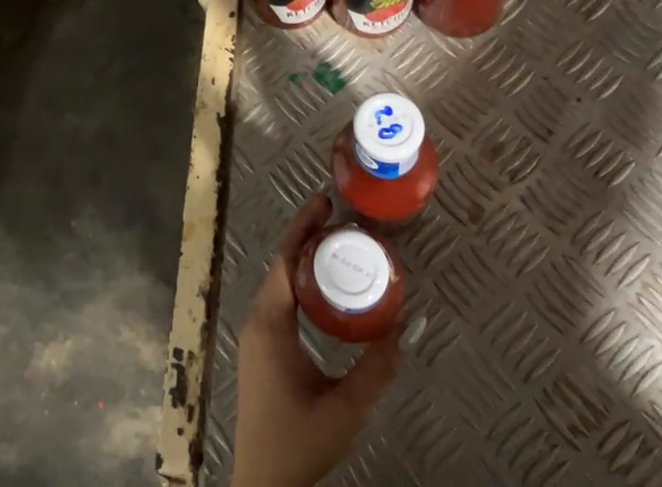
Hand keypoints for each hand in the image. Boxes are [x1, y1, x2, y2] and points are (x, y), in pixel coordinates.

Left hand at [232, 196, 400, 486]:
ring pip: (279, 284)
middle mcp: (258, 322)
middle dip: (307, 237)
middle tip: (341, 218)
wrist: (264, 481)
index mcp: (270, 326)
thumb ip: (375, 369)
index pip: (284, 262)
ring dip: (304, 261)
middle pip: (281, 267)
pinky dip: (302, 286)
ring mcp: (257, 336)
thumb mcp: (345, 407)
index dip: (303, 228)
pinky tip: (326, 291)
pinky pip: (281, 303)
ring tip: (338, 245)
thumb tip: (404, 331)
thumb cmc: (298, 441)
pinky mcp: (262, 349)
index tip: (325, 202)